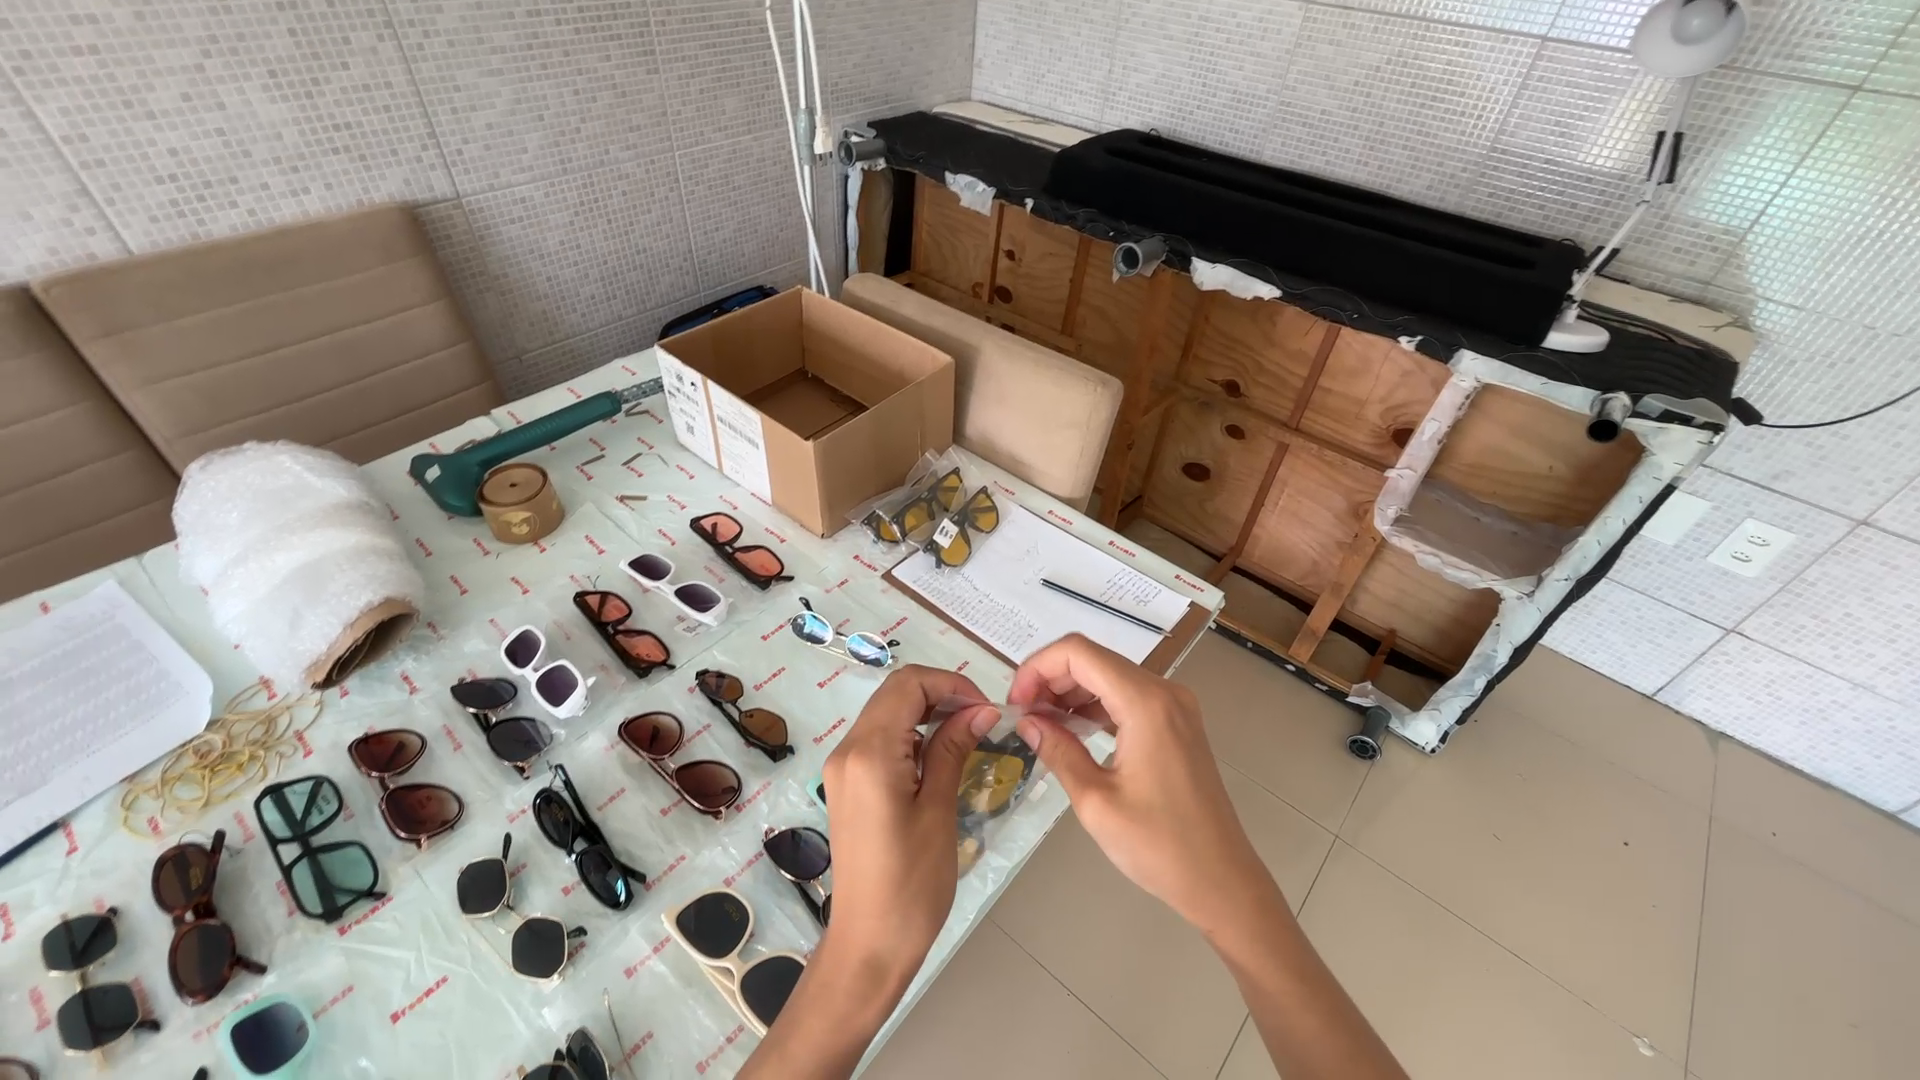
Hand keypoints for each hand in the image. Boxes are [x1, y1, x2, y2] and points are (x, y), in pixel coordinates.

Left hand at [819, 664, 995, 988]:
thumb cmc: (912, 882)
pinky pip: (880, 739)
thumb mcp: (940, 809)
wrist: (870, 942)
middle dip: (940, 694)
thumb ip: (954, 749)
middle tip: (981, 720)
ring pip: (887, 713)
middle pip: (895, 693)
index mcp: (870, 752)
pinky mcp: (847, 784)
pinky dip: (911, 734)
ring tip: (967, 735)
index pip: (908, 684)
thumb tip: (981, 710)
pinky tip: (939, 756)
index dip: (951, 684)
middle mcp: (847, 749)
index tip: (985, 708)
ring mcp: (843, 767)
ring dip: (927, 712)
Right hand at [1008, 634, 1273, 932]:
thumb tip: (1026, 722)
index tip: (1015, 703)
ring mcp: (1175, 707)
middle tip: (1022, 717)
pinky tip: (1072, 733)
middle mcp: (1164, 692)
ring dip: (1070, 693)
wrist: (1222, 881)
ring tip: (1040, 726)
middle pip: (1094, 659)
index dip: (1037, 668)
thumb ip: (1058, 751)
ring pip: (1109, 676)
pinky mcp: (1177, 725)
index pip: (1078, 653)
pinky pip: (1127, 697)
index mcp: (1145, 702)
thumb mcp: (1095, 800)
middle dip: (1050, 679)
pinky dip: (1095, 706)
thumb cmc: (1158, 846)